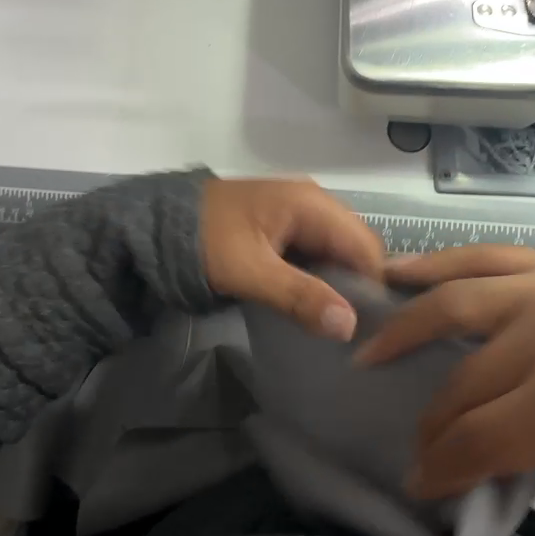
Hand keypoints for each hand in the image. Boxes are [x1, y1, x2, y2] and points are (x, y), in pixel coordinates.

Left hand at [198, 177, 383, 341]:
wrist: (160, 223)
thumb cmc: (206, 241)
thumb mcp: (250, 271)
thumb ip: (299, 296)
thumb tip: (349, 325)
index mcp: (311, 204)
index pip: (366, 247)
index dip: (374, 287)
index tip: (371, 330)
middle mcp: (314, 201)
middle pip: (356, 247)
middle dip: (359, 287)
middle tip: (356, 334)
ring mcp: (300, 212)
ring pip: (338, 251)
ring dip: (340, 285)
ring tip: (339, 326)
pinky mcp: (285, 225)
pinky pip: (318, 251)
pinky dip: (322, 277)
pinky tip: (317, 307)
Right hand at [354, 245, 534, 510]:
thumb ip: (528, 458)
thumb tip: (463, 455)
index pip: (483, 436)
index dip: (444, 464)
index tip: (418, 480)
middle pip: (464, 379)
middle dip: (431, 419)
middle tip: (410, 440)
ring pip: (455, 302)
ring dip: (405, 326)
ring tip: (370, 345)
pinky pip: (480, 255)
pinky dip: (434, 264)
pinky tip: (397, 272)